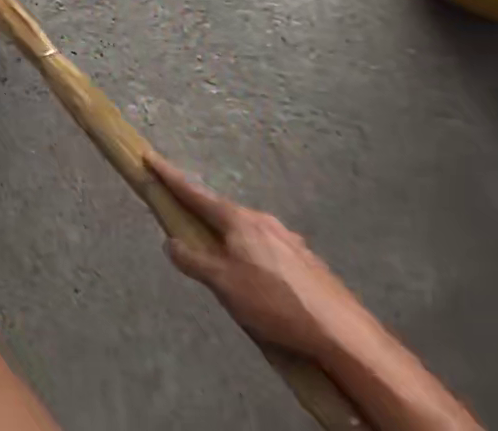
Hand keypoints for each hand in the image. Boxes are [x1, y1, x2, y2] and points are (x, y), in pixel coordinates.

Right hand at [148, 153, 372, 358]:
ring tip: (221, 260)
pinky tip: (256, 279)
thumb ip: (190, 259)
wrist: (349, 340)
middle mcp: (265, 223)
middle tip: (182, 217)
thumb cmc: (275, 303)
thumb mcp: (221, 283)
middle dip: (200, 212)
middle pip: (221, 211)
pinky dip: (250, 254)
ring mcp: (291, 243)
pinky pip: (266, 250)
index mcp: (239, 221)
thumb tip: (172, 243)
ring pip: (245, 232)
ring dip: (227, 237)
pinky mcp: (308, 265)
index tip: (148, 156)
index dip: (168, 176)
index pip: (194, 193)